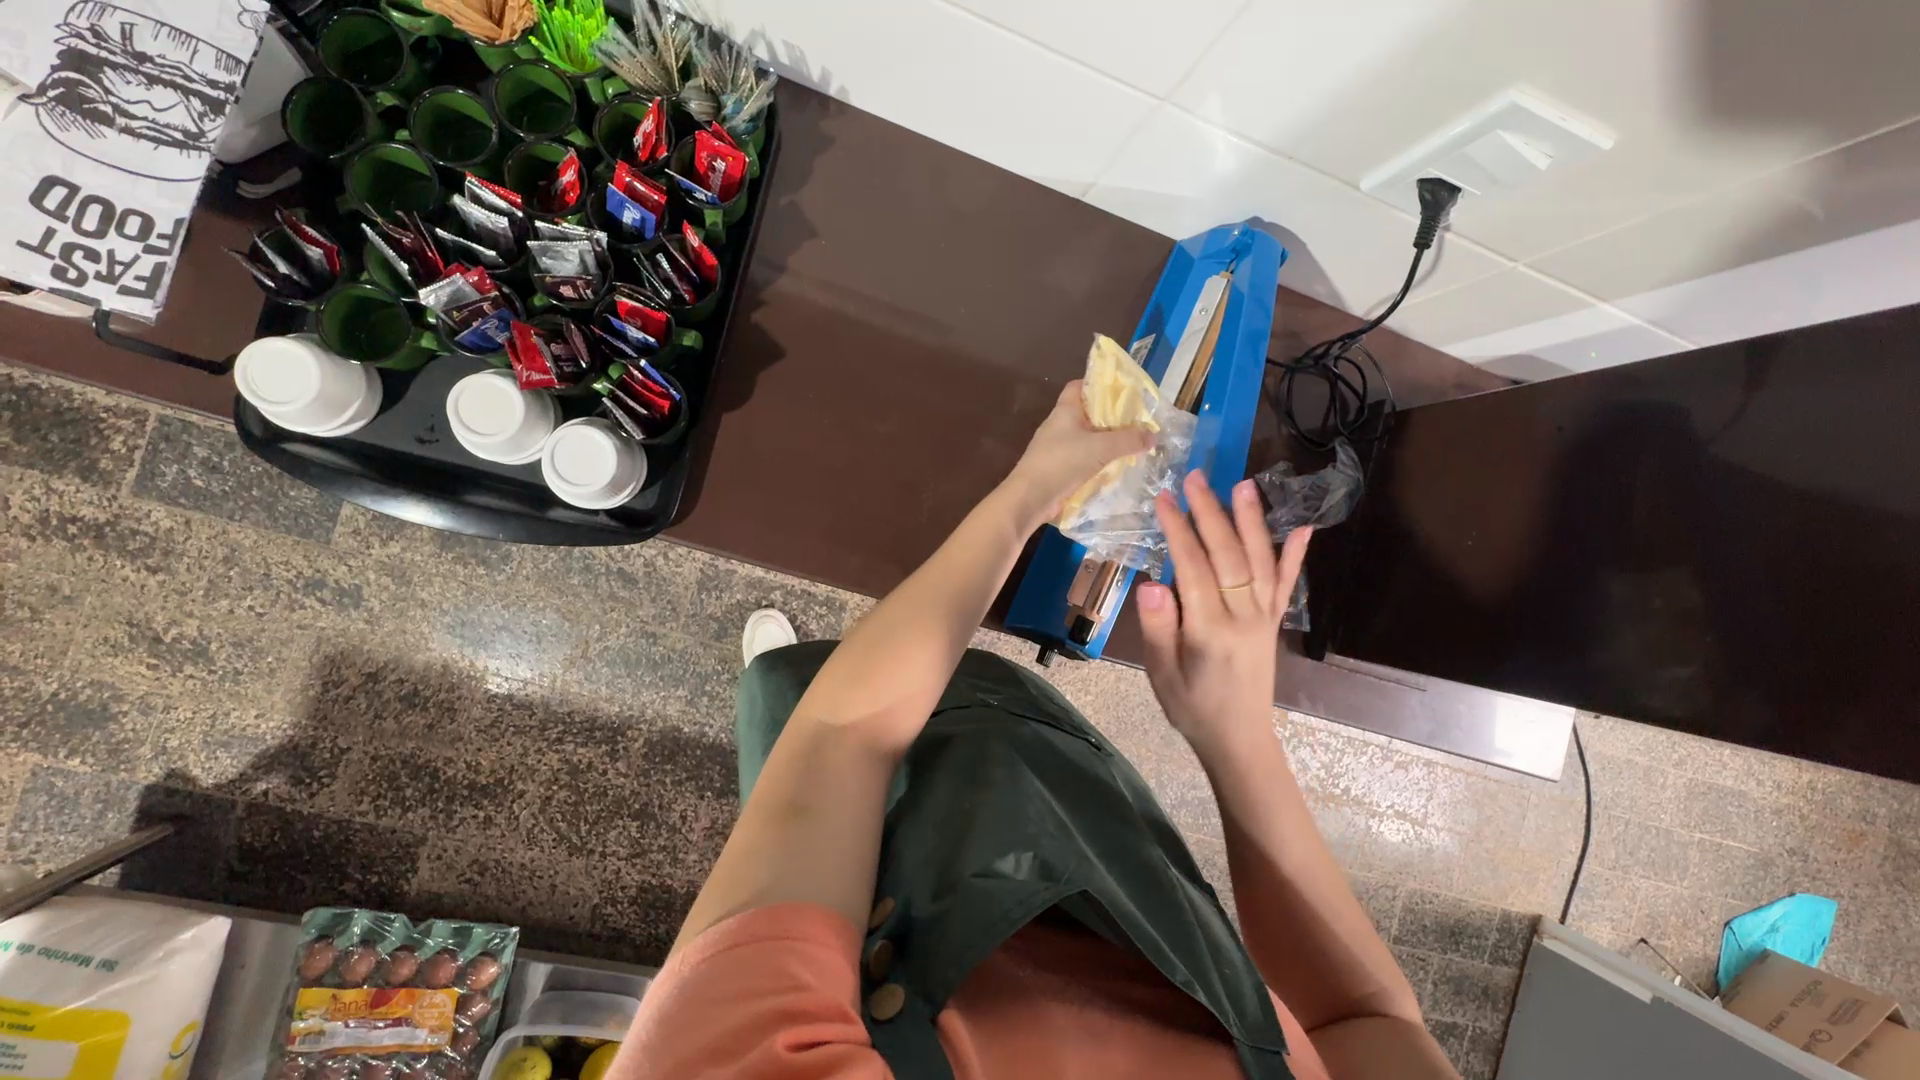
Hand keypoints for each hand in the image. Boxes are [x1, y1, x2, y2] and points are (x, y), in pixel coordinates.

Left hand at [1001, 380, 1153, 526]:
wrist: (1030, 498)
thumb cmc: (1062, 462)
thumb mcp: (1101, 447)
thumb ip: (1129, 440)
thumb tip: (1153, 435)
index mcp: (1065, 410)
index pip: (1079, 386)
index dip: (1099, 384)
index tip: (1123, 391)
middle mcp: (1060, 425)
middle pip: (1088, 413)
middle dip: (1111, 416)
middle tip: (1137, 421)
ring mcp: (1058, 448)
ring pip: (1087, 438)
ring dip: (1107, 441)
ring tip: (1133, 444)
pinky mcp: (1059, 468)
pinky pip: (1084, 458)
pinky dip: (1099, 461)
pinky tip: (1116, 467)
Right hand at [1137, 470, 1311, 755]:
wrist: (1238, 739)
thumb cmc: (1191, 707)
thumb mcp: (1162, 674)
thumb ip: (1159, 628)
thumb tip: (1152, 582)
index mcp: (1210, 631)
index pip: (1193, 568)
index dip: (1178, 530)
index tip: (1165, 497)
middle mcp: (1243, 617)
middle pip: (1228, 555)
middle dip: (1210, 512)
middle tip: (1195, 477)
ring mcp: (1264, 617)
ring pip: (1260, 561)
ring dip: (1252, 521)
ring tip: (1244, 485)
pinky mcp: (1274, 621)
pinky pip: (1287, 584)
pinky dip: (1295, 554)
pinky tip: (1303, 527)